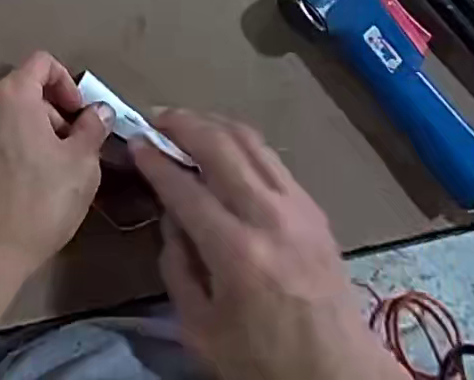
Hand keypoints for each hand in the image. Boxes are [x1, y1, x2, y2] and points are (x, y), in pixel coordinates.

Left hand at [0, 51, 111, 282]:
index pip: (43, 62)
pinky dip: (7, 146)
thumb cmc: (37, 203)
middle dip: (51, 110)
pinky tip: (20, 182)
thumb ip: (93, 127)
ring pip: (5, 114)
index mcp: (12, 94)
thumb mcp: (82, 163)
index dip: (67, 83)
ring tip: (46, 167)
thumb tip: (99, 111)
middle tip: (69, 146)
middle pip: (24, 89)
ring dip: (29, 129)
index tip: (78, 115)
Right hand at [131, 110, 404, 379]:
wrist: (338, 371)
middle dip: (183, 124)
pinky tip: (224, 145)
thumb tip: (170, 214)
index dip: (156, 161)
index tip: (136, 142)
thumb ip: (176, 267)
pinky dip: (240, 141)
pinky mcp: (311, 202)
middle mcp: (267, 214)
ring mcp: (295, 202)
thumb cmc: (262, 359)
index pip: (185, 189)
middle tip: (157, 118)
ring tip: (186, 121)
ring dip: (213, 123)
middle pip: (219, 145)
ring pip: (249, 139)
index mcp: (236, 253)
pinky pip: (269, 156)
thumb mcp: (200, 331)